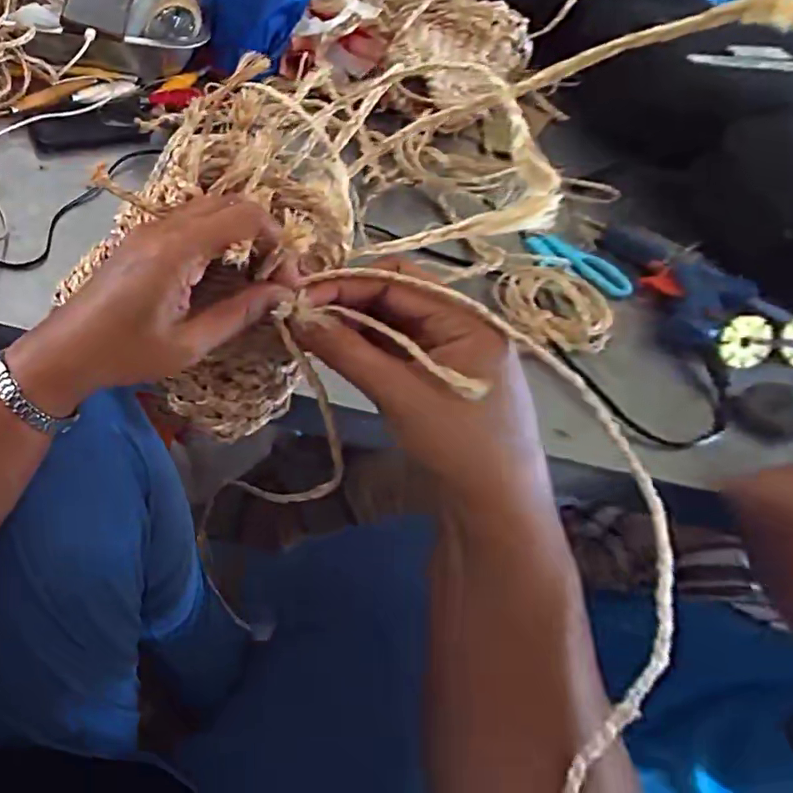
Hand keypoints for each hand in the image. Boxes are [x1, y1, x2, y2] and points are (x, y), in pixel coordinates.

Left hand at [7, 195, 288, 415]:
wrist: (65, 350)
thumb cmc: (123, 353)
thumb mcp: (187, 344)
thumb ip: (237, 314)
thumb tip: (279, 294)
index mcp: (175, 248)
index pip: (244, 215)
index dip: (277, 240)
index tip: (287, 278)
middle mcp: (161, 228)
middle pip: (228, 203)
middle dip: (261, 234)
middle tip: (272, 277)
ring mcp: (146, 230)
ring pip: (207, 210)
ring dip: (236, 234)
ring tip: (246, 279)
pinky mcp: (138, 239)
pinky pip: (186, 223)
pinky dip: (212, 238)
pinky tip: (214, 276)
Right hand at [292, 261, 541, 497]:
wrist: (495, 511)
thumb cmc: (458, 447)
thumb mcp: (398, 394)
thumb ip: (346, 350)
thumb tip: (296, 316)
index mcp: (467, 320)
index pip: (397, 282)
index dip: (346, 283)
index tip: (301, 295)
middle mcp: (458, 325)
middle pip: (393, 295)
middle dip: (345, 299)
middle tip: (300, 311)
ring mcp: (445, 349)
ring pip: (387, 319)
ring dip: (348, 320)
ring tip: (308, 329)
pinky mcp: (430, 372)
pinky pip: (390, 344)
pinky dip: (359, 342)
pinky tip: (329, 346)